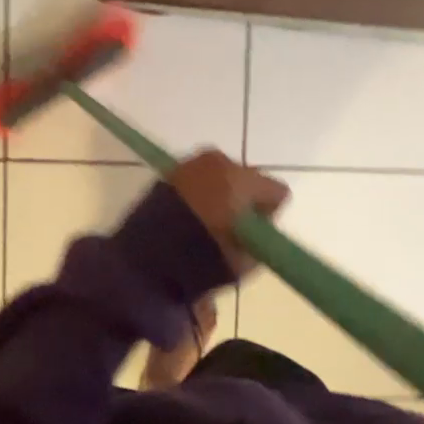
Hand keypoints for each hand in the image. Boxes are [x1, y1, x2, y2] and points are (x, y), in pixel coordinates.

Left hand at [166, 150, 289, 273]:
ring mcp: (191, 163)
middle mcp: (220, 162)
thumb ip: (261, 241)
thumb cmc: (203, 259)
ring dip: (219, 193)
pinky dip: (197, 193)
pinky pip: (195, 179)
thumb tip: (258, 231)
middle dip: (243, 199)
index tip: (256, 233)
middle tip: (230, 227)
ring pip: (220, 176)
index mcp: (245, 180)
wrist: (146, 257)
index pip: (277, 192)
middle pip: (247, 179)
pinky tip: (187, 216)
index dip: (269, 214)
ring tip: (205, 222)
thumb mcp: (245, 261)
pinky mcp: (169, 172)